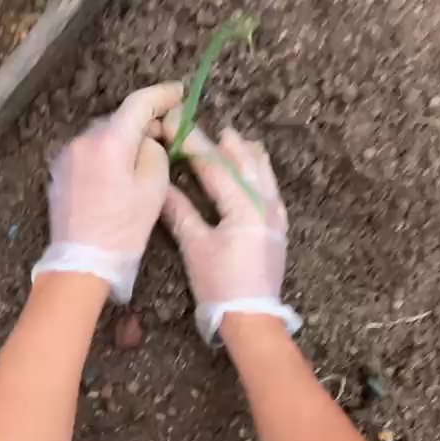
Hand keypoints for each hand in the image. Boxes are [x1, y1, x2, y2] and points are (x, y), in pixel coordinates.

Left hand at [30, 82, 183, 302]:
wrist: (81, 262)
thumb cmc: (122, 230)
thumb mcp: (153, 189)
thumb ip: (155, 151)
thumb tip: (146, 140)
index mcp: (109, 141)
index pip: (138, 103)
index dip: (161, 95)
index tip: (177, 93)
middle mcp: (83, 141)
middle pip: (118, 120)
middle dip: (141, 124)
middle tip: (163, 137)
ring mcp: (66, 156)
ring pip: (102, 138)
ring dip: (121, 143)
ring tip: (137, 164)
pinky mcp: (58, 173)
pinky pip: (87, 155)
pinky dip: (104, 158)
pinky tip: (114, 179)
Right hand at [158, 117, 301, 342]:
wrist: (251, 317)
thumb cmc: (220, 283)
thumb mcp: (195, 246)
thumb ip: (180, 212)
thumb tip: (162, 186)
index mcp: (242, 205)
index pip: (214, 166)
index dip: (192, 143)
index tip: (174, 123)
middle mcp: (264, 204)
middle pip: (242, 163)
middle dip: (221, 144)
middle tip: (203, 125)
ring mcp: (274, 216)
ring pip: (262, 174)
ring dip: (246, 155)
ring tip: (235, 138)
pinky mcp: (277, 229)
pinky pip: (270, 191)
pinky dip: (261, 175)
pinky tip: (257, 173)